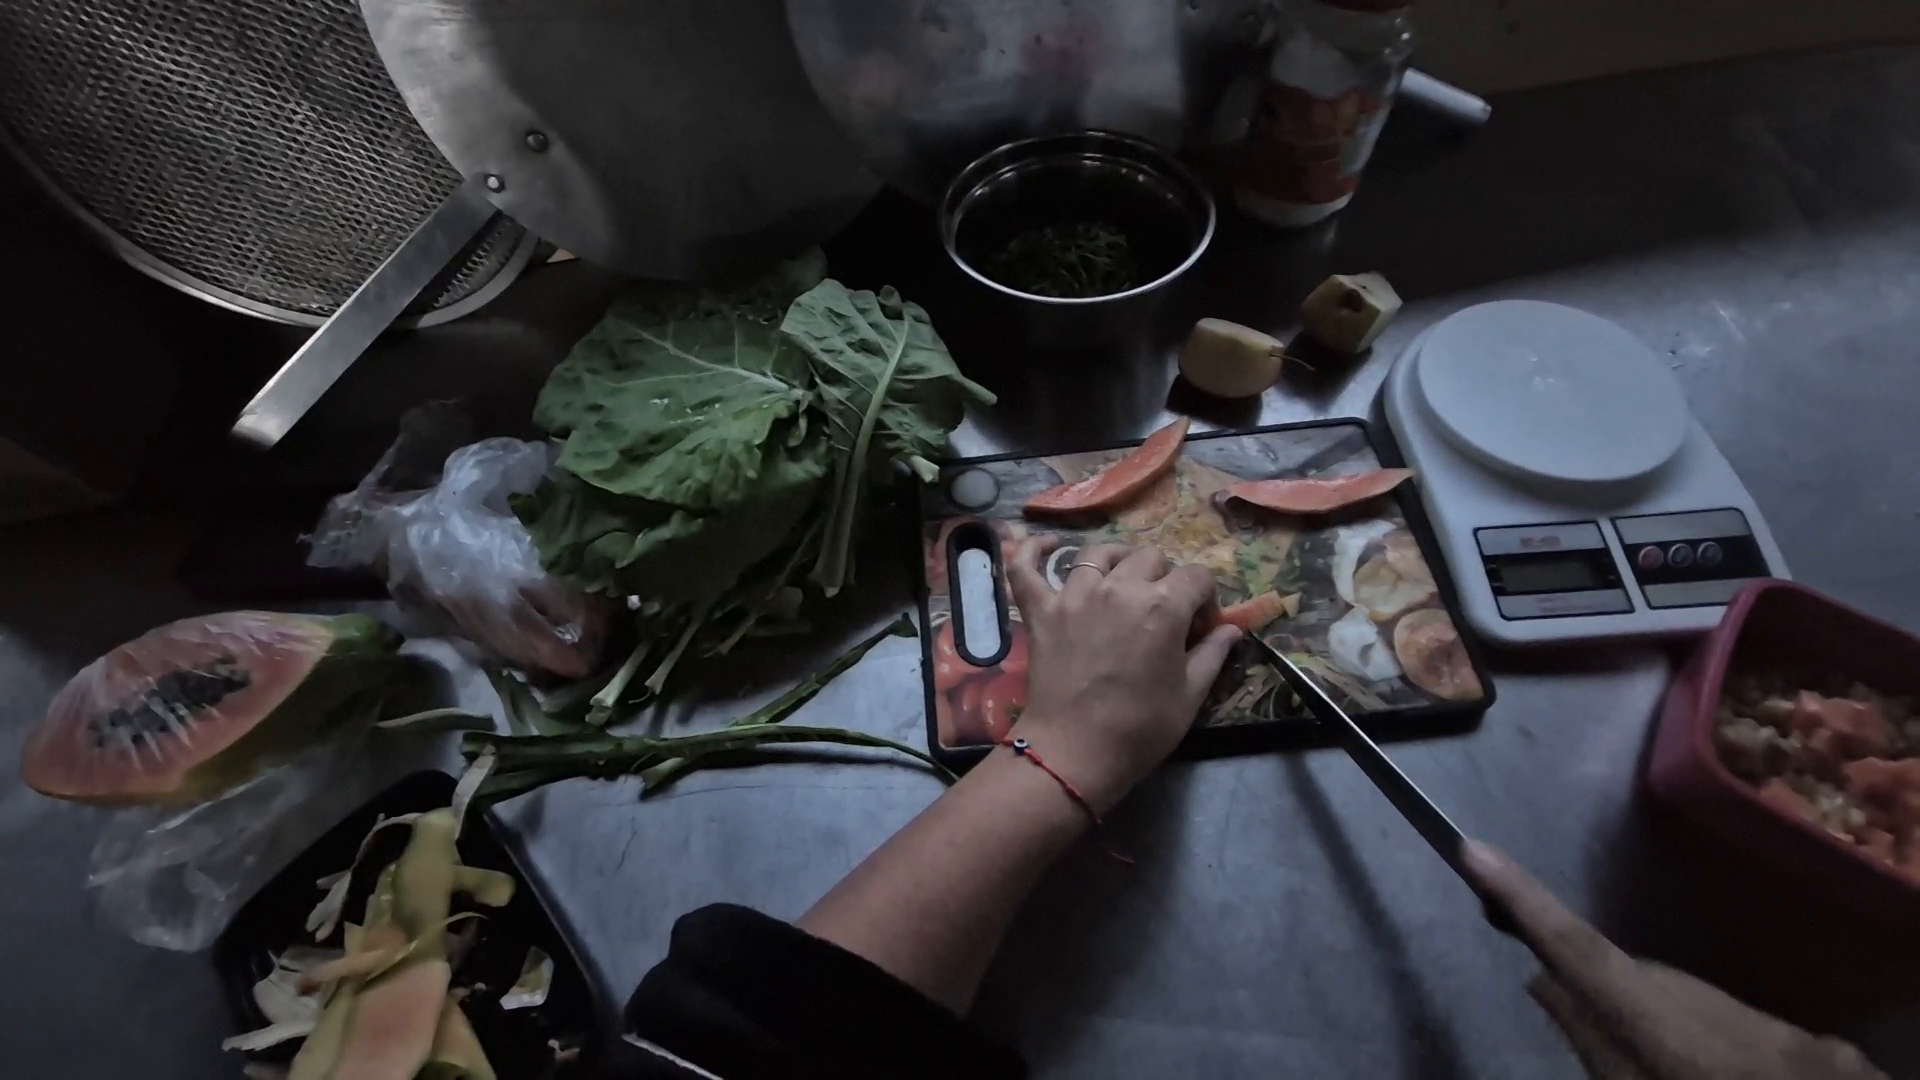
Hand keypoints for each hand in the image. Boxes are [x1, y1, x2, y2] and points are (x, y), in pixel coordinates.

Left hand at [1003, 540, 1240, 811]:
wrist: (1076, 750)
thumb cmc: (1140, 728)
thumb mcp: (1191, 694)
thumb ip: (1213, 653)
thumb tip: (1232, 629)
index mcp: (1163, 606)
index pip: (1197, 576)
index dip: (1205, 598)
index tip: (1201, 626)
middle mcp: (1119, 588)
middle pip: (1150, 557)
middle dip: (1165, 578)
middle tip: (1163, 611)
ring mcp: (1074, 594)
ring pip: (1099, 553)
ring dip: (1118, 562)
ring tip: (1122, 582)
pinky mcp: (1041, 609)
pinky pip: (1027, 568)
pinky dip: (1033, 551)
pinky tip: (1048, 544)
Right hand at [1463, 841, 1884, 1079]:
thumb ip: (1590, 1041)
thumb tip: (1543, 979)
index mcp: (1667, 1035)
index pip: (1578, 949)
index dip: (1523, 899)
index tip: (1472, 849)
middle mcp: (1727, 1018)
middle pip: (1648, 981)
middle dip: (1622, 994)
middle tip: (1623, 1040)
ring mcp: (1797, 1037)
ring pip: (1706, 1006)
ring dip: (1687, 1028)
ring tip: (1689, 1066)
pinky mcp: (1842, 1055)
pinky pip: (1766, 1034)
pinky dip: (1743, 1051)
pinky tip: (1742, 1075)